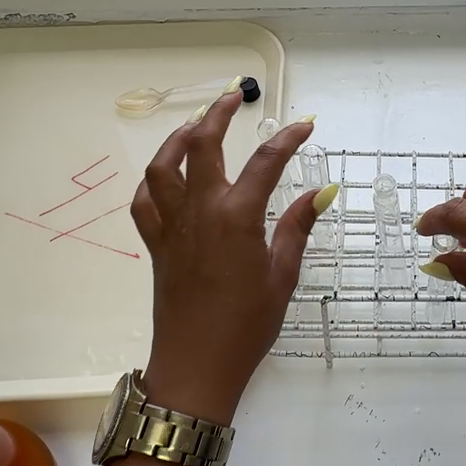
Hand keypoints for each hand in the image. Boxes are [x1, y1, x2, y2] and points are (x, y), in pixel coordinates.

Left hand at [129, 86, 326, 424]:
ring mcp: (173, 226)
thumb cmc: (247, 327)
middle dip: (218, 113)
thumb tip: (321, 192)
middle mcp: (200, 212)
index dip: (288, 138)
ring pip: (163, 166)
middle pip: (202, 145)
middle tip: (234, 95)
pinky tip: (167, 173)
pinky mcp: (156, 244)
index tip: (305, 125)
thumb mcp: (282, 277)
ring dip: (178, 136)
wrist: (196, 370)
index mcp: (237, 218)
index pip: (266, 162)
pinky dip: (153, 180)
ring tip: (196, 123)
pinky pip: (144, 202)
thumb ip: (297, 228)